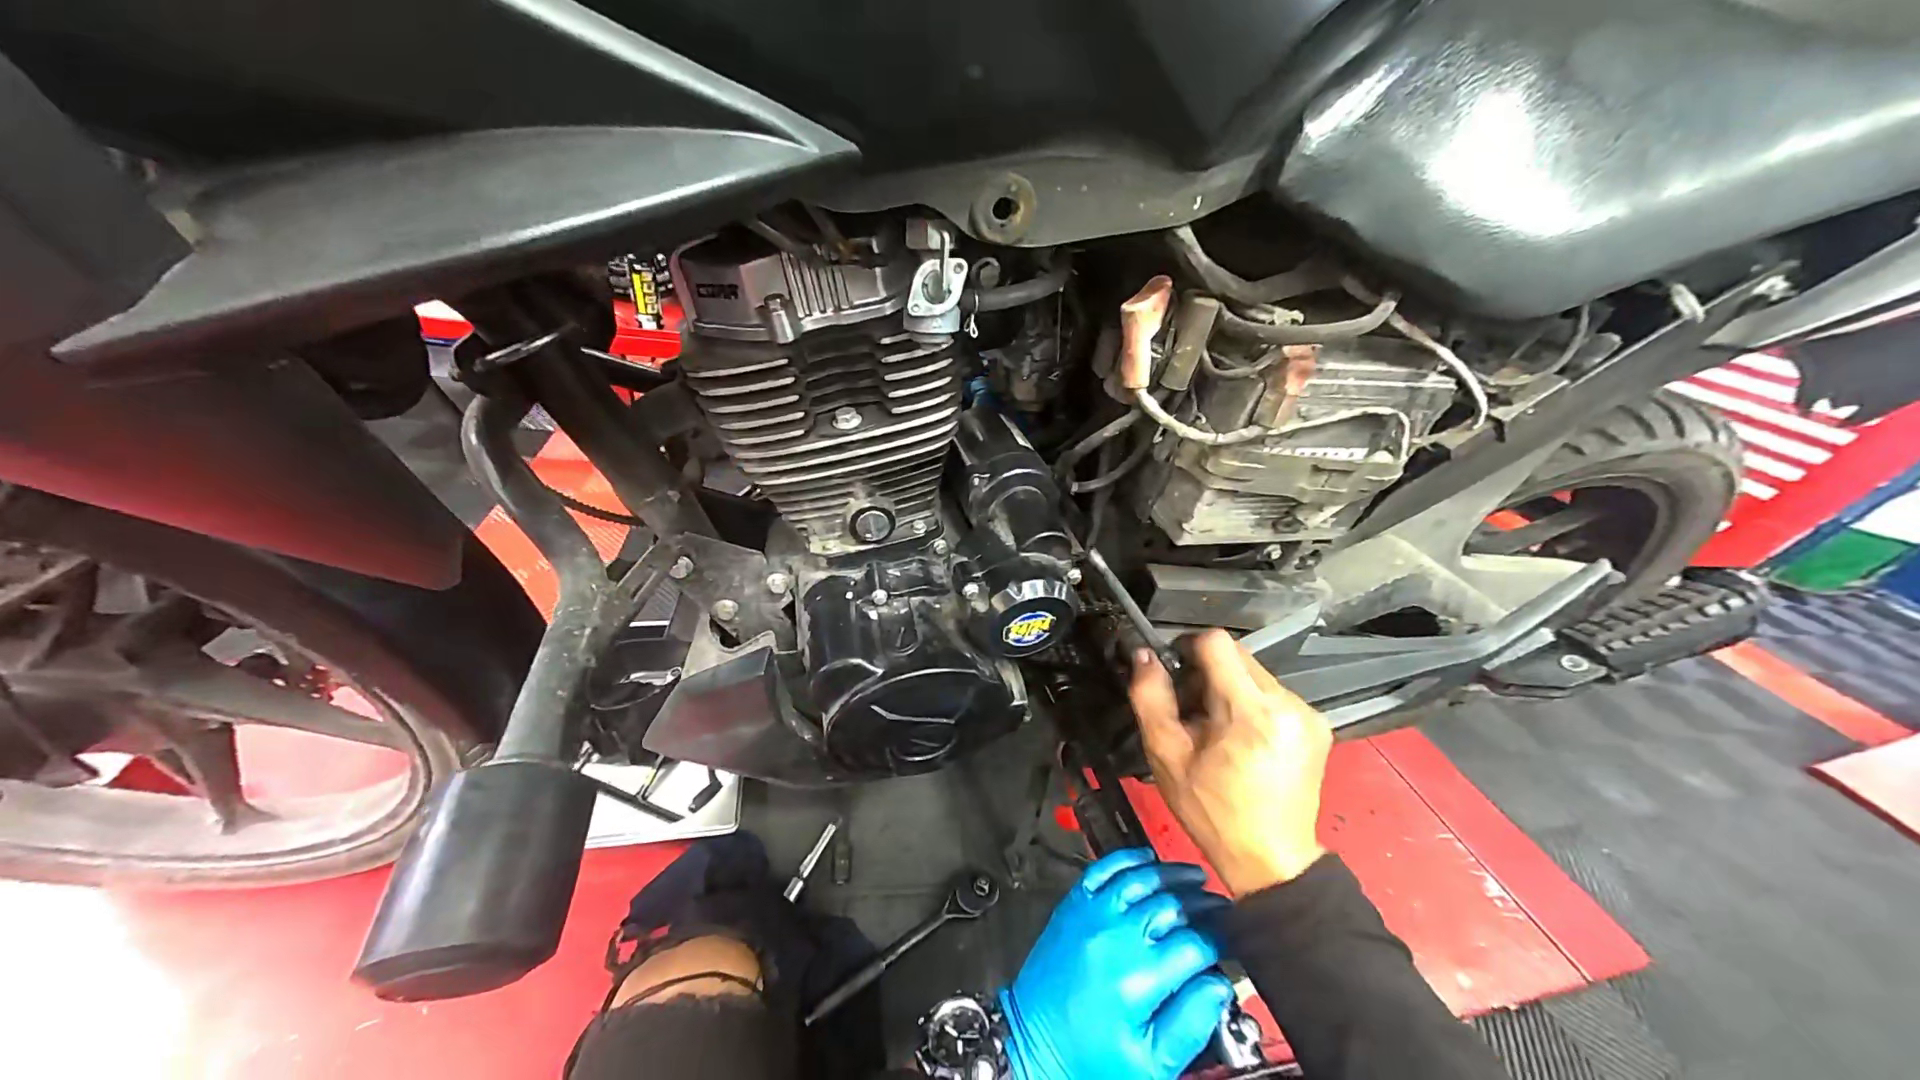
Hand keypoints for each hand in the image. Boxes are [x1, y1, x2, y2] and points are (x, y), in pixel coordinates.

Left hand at [1000, 849, 1234, 1079]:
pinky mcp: (1073, 905)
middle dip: (1204, 904)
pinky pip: (1102, 868)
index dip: (1221, 939)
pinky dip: (1127, 858)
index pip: (1195, 943)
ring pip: (1141, 878)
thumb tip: (1220, 985)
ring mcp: (1092, 913)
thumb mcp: (1151, 1062)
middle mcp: (1116, 934)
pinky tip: (1148, 858)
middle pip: (1172, 904)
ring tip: (1198, 877)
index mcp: (1139, 977)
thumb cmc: (1091, 1056)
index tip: (1233, 940)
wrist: (1033, 1041)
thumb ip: (1191, 1022)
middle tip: (1222, 908)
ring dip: (1173, 874)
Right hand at [1129, 629, 1332, 896]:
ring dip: (1227, 687)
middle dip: (1206, 672)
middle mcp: (1288, 703)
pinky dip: (1249, 702)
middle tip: (1189, 710)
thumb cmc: (1212, 812)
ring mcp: (1308, 713)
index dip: (1186, 649)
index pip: (1217, 642)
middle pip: (1237, 654)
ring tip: (1214, 728)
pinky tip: (1238, 736)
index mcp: (1252, 711)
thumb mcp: (1167, 756)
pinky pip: (1272, 692)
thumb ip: (1151, 698)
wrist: (1270, 859)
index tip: (1173, 675)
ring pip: (1253, 672)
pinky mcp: (1316, 724)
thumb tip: (1144, 657)